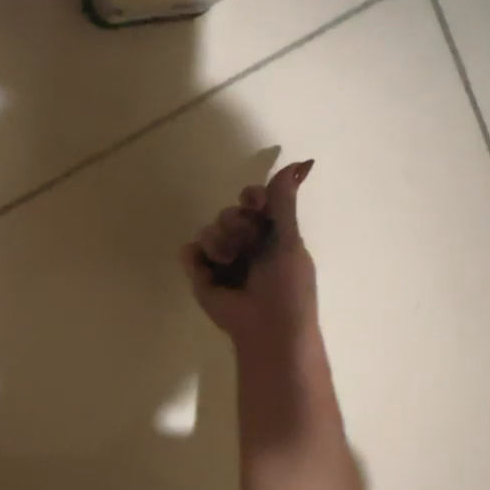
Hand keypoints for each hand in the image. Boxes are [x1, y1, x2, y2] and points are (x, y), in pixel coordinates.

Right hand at [181, 161, 317, 350]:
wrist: (267, 327)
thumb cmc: (287, 285)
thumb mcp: (289, 240)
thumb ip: (284, 203)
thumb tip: (300, 162)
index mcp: (271, 234)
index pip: (255, 201)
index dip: (252, 198)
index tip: (255, 203)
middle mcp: (245, 244)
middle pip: (229, 213)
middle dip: (237, 224)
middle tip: (248, 244)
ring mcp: (222, 260)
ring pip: (209, 229)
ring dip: (220, 243)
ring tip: (230, 263)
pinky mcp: (200, 276)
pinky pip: (189, 252)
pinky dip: (196, 258)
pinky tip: (208, 269)